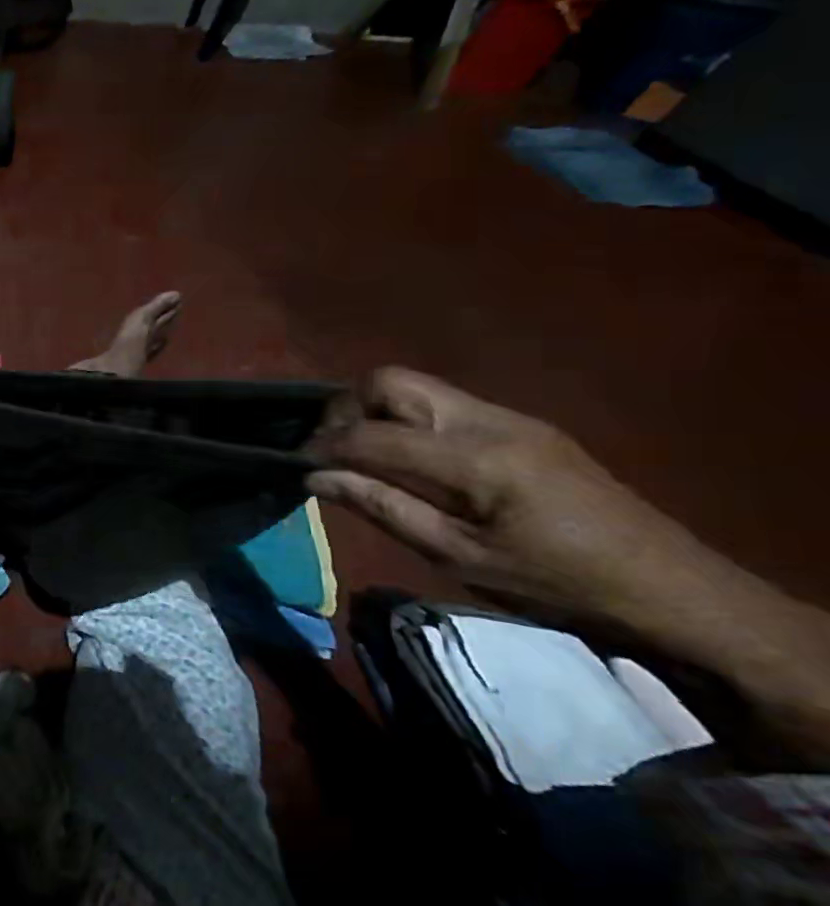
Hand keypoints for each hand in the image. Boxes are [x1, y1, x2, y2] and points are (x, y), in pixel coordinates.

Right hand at [303, 367, 725, 628]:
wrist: (672, 588)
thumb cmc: (558, 585)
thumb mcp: (460, 558)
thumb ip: (383, 508)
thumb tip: (316, 476)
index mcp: (473, 459)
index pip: (369, 434)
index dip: (323, 447)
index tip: (298, 465)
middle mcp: (487, 420)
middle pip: (389, 382)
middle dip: (346, 410)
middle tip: (333, 451)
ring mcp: (509, 416)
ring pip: (415, 387)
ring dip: (376, 412)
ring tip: (365, 456)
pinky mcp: (522, 424)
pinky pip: (444, 403)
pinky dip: (408, 420)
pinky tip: (411, 460)